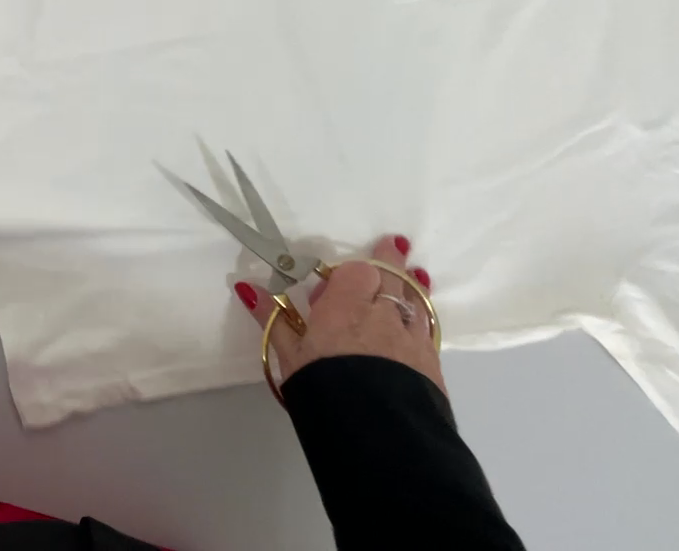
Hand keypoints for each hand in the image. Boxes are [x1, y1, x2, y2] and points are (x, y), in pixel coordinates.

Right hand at [234, 234, 441, 391]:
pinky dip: (424, 315)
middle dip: (391, 260)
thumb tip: (246, 286)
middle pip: (393, 279)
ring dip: (413, 286)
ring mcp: (413, 339)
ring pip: (418, 302)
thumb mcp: (290, 353)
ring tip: (417, 274)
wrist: (380, 434)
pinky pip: (429, 327)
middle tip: (395, 244)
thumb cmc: (325, 386)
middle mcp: (384, 316)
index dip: (350, 271)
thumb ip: (273, 317)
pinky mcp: (432, 364)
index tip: (337, 279)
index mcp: (346, 308)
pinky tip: (421, 316)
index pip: (358, 272)